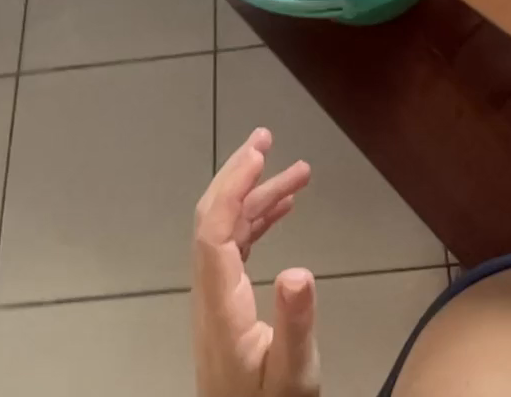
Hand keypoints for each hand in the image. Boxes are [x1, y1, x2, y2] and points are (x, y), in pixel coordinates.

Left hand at [194, 128, 318, 396]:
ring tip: (298, 169)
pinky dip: (260, 218)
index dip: (233, 186)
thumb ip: (296, 324)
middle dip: (237, 173)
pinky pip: (238, 246)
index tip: (259, 152)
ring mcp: (217, 296)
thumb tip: (299, 269)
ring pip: (228, 229)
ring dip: (257, 194)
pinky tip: (285, 207)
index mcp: (222, 304)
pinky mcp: (227, 303)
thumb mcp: (294, 374)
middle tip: (265, 137)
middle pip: (213, 219)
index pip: (214, 230)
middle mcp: (211, 293)